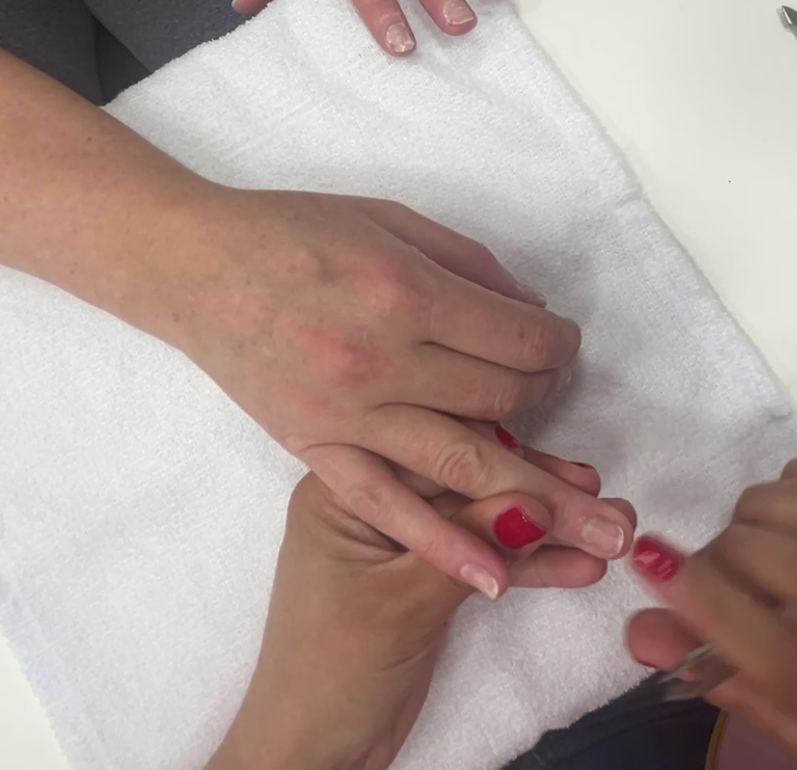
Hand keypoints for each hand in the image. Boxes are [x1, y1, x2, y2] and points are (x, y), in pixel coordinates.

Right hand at [145, 187, 633, 596]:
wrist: (197, 268)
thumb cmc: (292, 230)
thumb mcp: (388, 218)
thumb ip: (465, 262)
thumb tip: (526, 309)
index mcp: (406, 290)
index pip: (519, 338)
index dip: (557, 342)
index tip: (557, 340)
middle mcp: (385, 359)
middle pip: (504, 397)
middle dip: (547, 394)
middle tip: (552, 385)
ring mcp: (349, 414)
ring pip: (464, 461)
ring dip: (539, 490)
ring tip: (599, 525)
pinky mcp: (316, 449)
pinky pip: (387, 505)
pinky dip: (441, 544)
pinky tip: (494, 579)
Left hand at [209, 467, 636, 769]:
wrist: (315, 750)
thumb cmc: (335, 669)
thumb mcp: (401, 602)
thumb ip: (468, 546)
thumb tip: (537, 500)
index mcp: (347, 486)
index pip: (438, 461)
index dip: (513, 470)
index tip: (579, 483)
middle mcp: (376, 498)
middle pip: (468, 488)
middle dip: (540, 500)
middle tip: (609, 508)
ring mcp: (404, 535)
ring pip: (483, 521)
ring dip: (547, 532)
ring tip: (615, 533)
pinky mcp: (426, 570)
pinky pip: (483, 556)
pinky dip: (529, 564)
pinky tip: (578, 566)